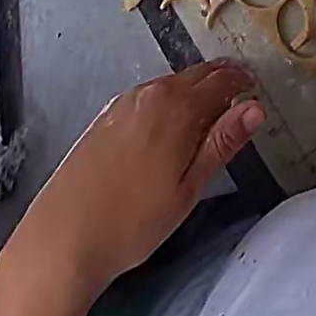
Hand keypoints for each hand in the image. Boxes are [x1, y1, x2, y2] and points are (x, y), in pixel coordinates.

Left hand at [0, 62, 262, 315]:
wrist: (59, 241)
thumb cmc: (132, 222)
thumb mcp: (189, 187)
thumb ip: (223, 142)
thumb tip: (256, 109)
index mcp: (178, 107)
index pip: (221, 79)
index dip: (241, 80)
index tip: (253, 87)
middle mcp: (152, 94)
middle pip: (197, 74)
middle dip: (220, 80)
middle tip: (236, 97)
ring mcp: (126, 102)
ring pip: (172, 83)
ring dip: (194, 90)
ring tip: (205, 116)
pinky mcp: (107, 115)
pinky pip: (149, 95)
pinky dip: (168, 100)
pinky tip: (167, 127)